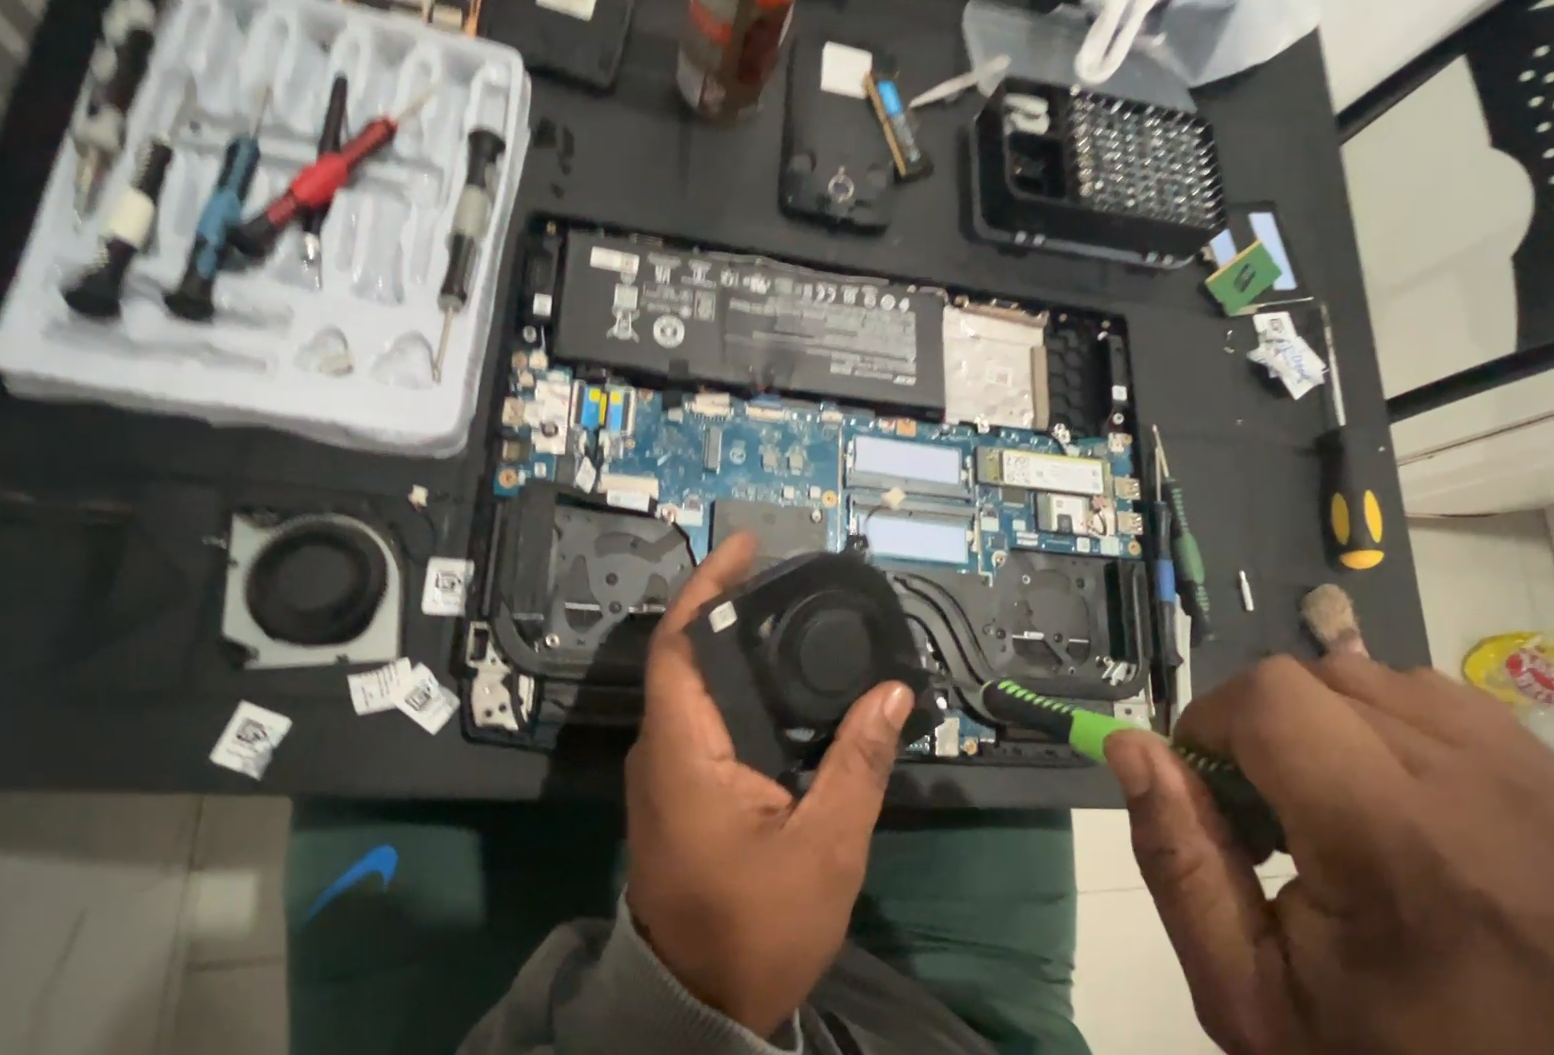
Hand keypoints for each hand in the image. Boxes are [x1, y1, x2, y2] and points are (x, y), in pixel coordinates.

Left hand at [625, 532, 914, 1037]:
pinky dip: (733, 689)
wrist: (701, 1004)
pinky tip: (777, 689)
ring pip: (691, 691)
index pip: (678, 645)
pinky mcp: (678, 795)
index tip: (745, 548)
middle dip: (724, 608)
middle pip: (683, 658)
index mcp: (681, 753)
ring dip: (728, 649)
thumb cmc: (757, 926)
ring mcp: (664, 775)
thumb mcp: (825, 846)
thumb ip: (857, 762)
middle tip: (782, 579)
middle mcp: (660, 752)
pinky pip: (700, 721)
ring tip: (784, 619)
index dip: (705, 587)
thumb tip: (893, 692)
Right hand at [1105, 655, 1553, 1054]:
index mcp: (1394, 843)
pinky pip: (1449, 703)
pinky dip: (1395, 726)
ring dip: (1330, 720)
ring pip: (1383, 677)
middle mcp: (1482, 788)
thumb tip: (1129, 745)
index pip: (1272, 696)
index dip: (1213, 723)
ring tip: (1335, 804)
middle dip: (1265, 726)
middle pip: (1321, 677)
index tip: (1209, 789)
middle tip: (1268, 812)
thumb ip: (1177, 861)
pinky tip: (1400, 801)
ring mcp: (1544, 779)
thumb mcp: (1246, 991)